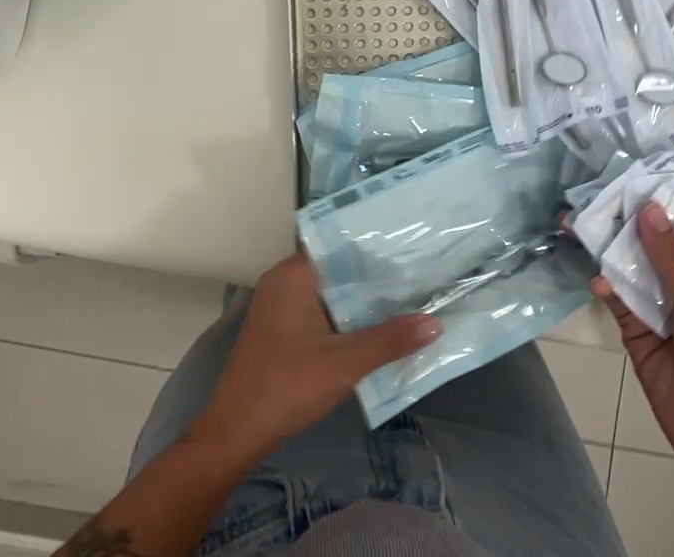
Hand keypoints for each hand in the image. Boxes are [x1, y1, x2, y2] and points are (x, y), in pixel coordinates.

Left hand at [194, 252, 441, 456]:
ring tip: (412, 296)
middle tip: (422, 271)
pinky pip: (323, 312)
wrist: (238, 430)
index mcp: (292, 275)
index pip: (338, 244)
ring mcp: (282, 307)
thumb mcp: (344, 362)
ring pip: (331, 293)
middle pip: (337, 268)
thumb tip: (435, 322)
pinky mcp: (284, 330)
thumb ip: (390, 340)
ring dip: (363, 300)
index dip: (375, 244)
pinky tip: (380, 328)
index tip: (412, 243)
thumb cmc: (287, 385)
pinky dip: (348, 317)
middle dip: (376, 274)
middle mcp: (284, 282)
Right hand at [593, 202, 673, 459]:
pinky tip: (597, 279)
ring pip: (635, 268)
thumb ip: (673, 262)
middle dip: (632, 224)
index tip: (640, 177)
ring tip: (582, 223)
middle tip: (600, 195)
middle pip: (660, 245)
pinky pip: (619, 298)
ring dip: (613, 250)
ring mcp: (664, 306)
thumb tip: (649, 210)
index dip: (673, 206)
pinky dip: (607, 286)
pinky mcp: (638, 327)